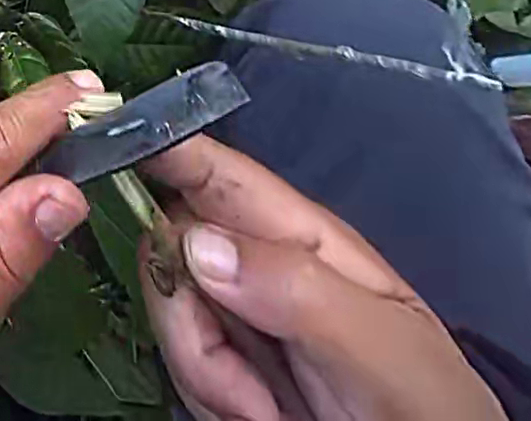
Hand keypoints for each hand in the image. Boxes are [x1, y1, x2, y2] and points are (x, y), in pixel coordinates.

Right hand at [139, 137, 504, 420]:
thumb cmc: (426, 413)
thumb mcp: (386, 353)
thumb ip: (297, 289)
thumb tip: (194, 242)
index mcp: (292, 231)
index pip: (213, 168)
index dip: (159, 145)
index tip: (104, 137)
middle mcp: (248, 256)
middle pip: (167, 235)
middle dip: (185, 301)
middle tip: (243, 374)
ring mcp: (226, 304)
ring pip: (162, 295)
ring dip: (203, 361)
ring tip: (268, 408)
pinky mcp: (212, 351)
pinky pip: (171, 348)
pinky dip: (205, 390)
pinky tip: (256, 414)